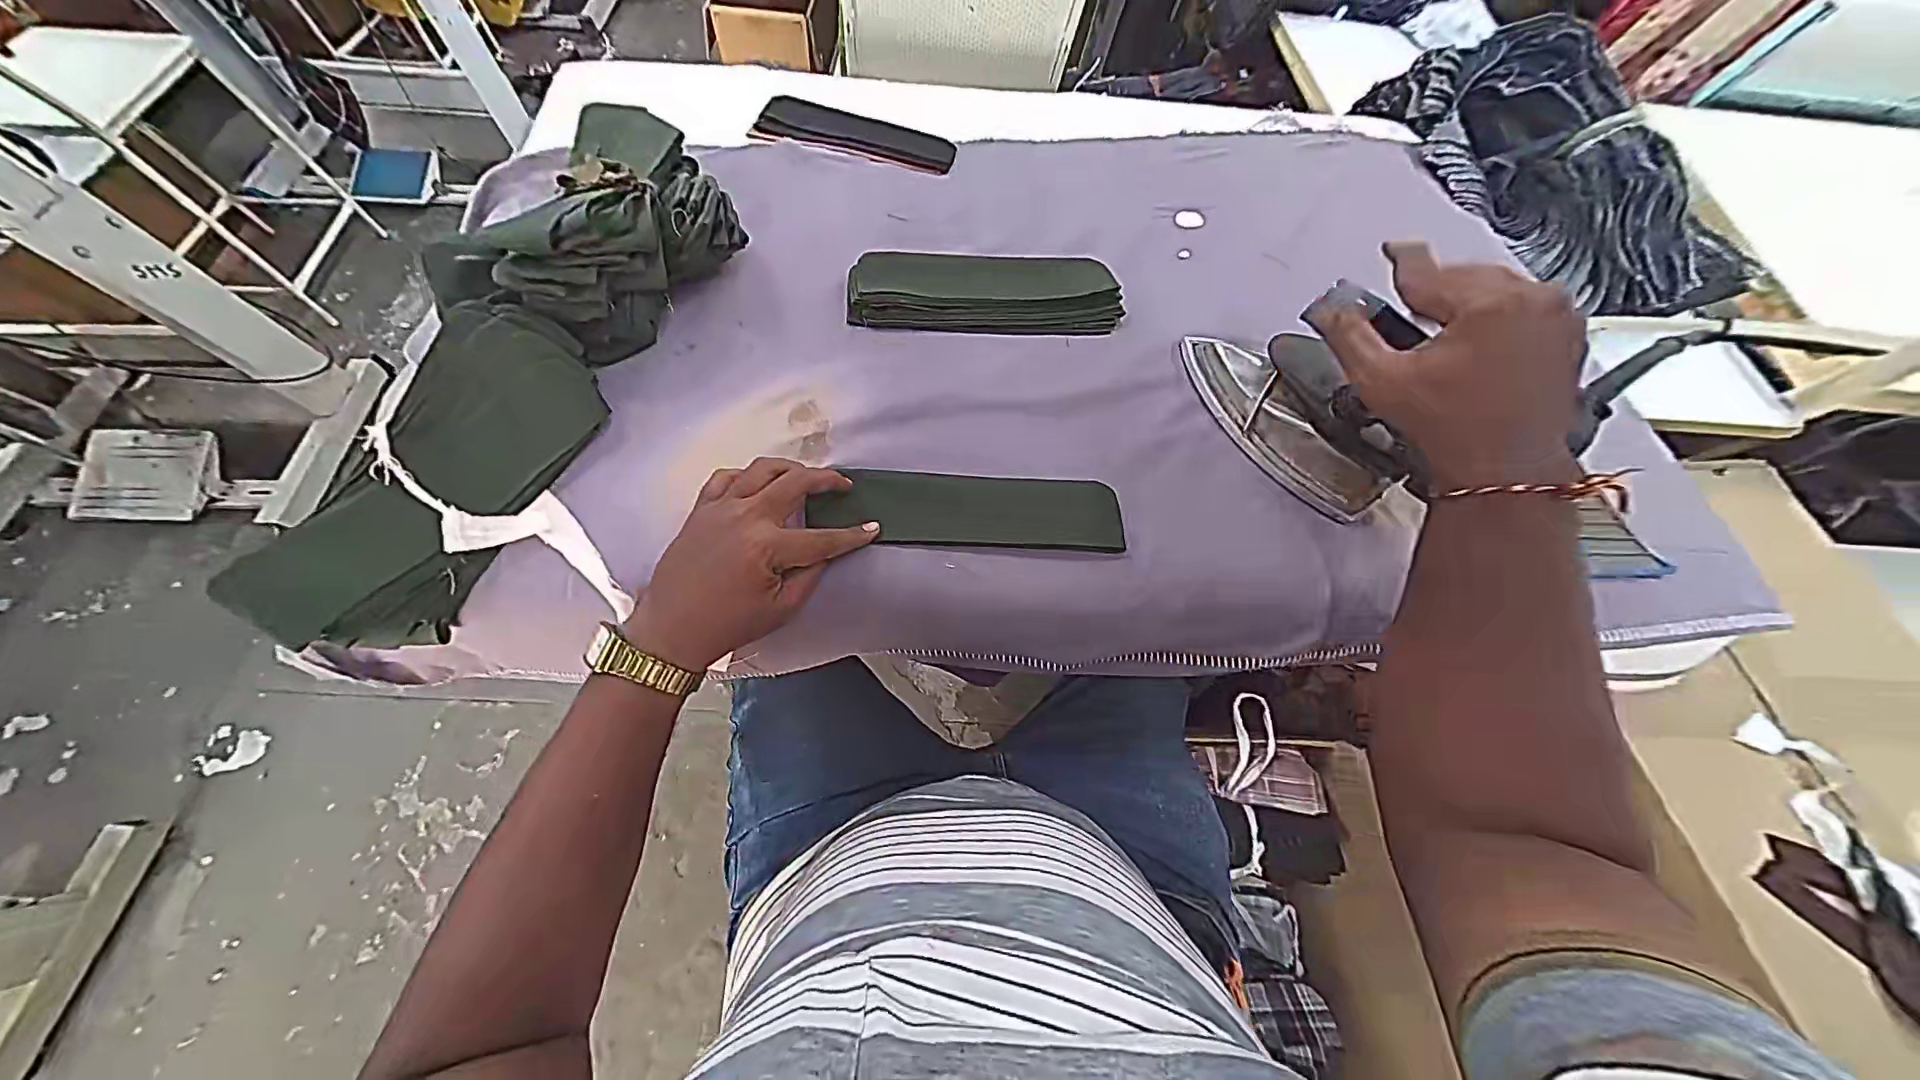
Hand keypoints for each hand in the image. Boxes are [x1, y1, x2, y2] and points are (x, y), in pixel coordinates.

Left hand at [621, 458, 877, 670]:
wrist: (672, 630)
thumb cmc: (726, 625)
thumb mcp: (782, 608)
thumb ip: (811, 574)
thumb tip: (828, 552)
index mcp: (766, 547)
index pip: (822, 537)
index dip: (851, 535)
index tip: (870, 529)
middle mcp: (744, 518)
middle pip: (795, 483)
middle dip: (827, 480)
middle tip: (843, 485)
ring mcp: (720, 509)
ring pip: (762, 469)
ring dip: (790, 467)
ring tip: (805, 476)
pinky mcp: (701, 511)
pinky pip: (726, 478)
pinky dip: (746, 475)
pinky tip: (758, 483)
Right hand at [1307, 241, 1585, 489]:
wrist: (1503, 467)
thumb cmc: (1454, 430)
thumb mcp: (1381, 381)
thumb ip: (1350, 337)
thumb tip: (1331, 311)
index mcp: (1490, 304)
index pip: (1430, 271)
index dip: (1402, 260)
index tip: (1394, 249)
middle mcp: (1534, 300)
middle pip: (1465, 275)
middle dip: (1433, 290)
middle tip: (1406, 312)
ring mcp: (1557, 316)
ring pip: (1496, 287)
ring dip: (1463, 302)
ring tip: (1437, 334)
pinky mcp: (1567, 334)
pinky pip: (1524, 305)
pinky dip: (1494, 315)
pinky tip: (1470, 342)